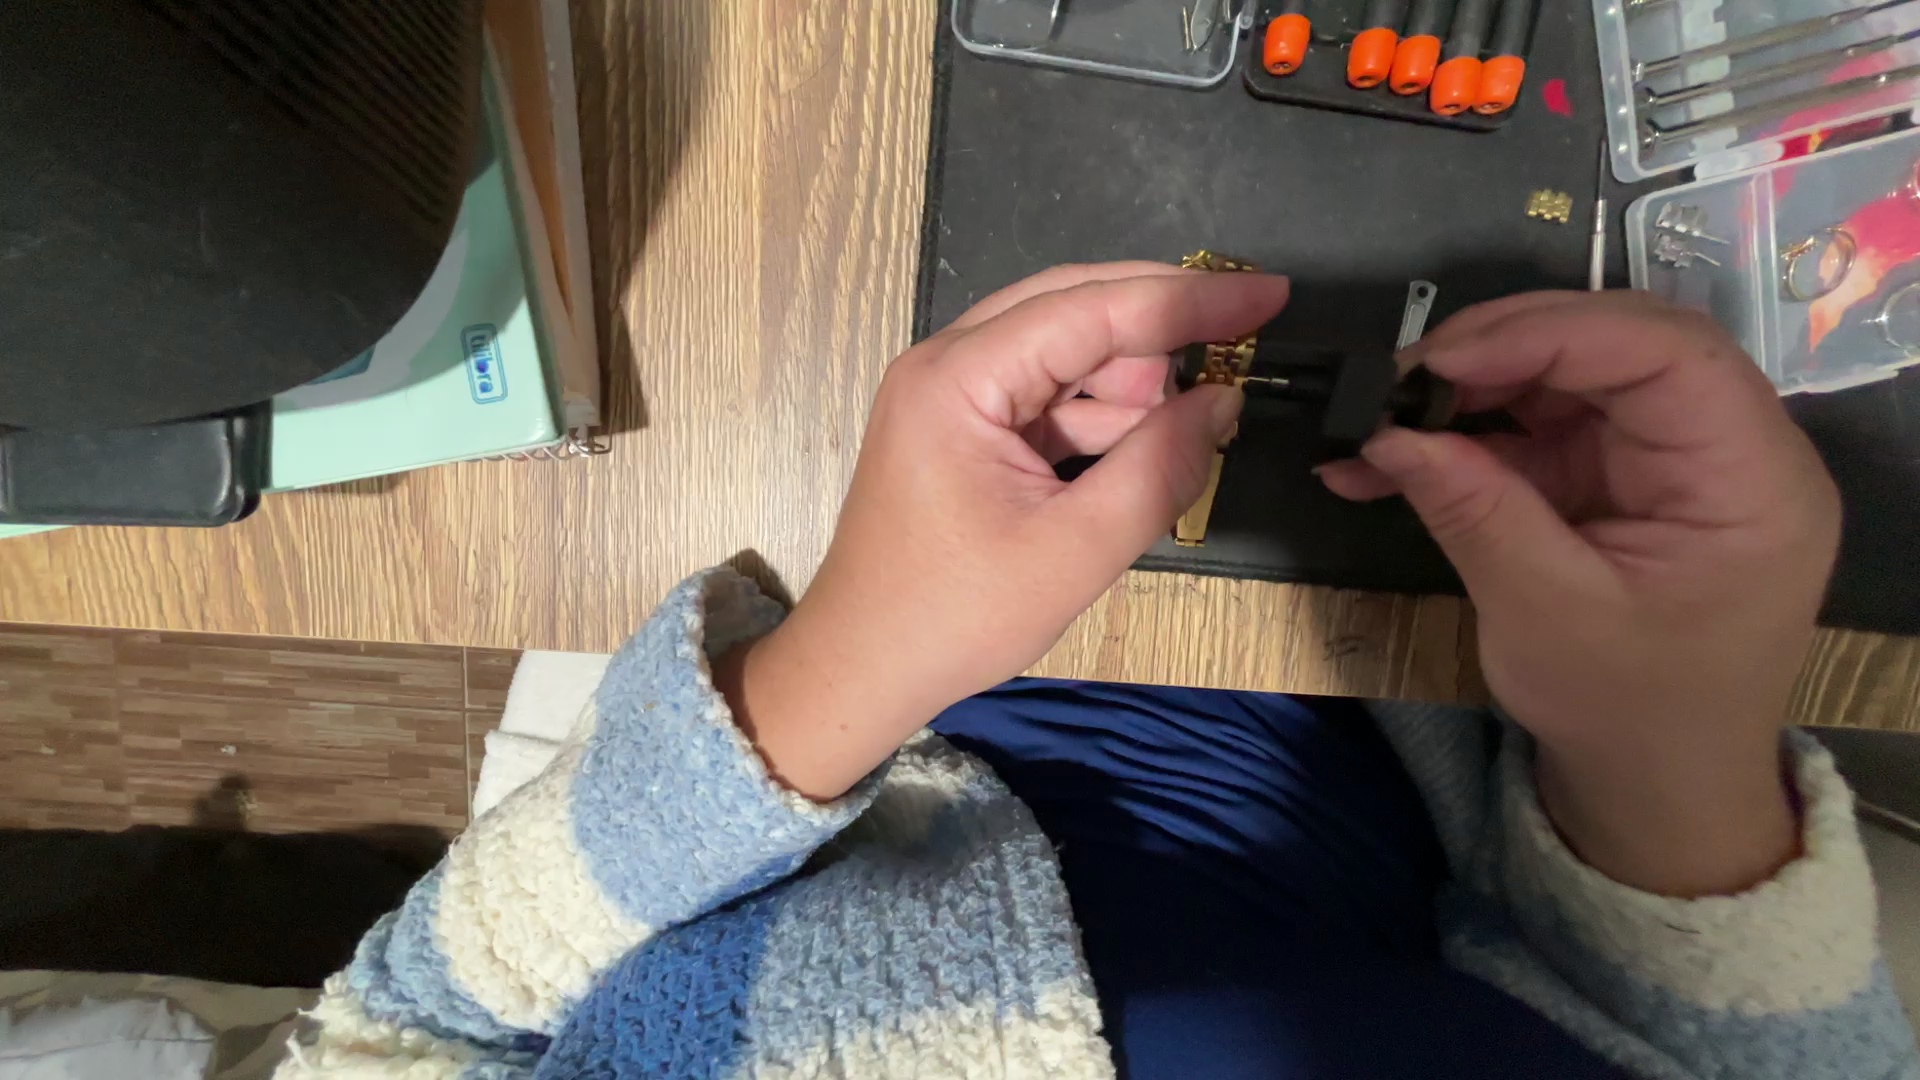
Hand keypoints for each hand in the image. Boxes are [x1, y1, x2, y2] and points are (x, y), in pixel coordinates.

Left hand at [715, 263, 1288, 799]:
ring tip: (1171, 448)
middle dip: (1154, 339)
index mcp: (958, 378)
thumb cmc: (956, 618)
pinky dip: (1091, 421)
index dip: (1189, 300)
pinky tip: (1129, 459)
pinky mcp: (957, 430)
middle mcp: (945, 365)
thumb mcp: (1073, 552)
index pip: (1090, 309)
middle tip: (1231, 367)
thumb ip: (1157, 470)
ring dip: (1124, 391)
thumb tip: (1222, 402)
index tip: (1272, 295)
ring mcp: (946, 396)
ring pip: (1059, 358)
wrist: (862, 665)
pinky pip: (1040, 400)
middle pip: (1070, 313)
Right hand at [1319, 291, 1840, 895]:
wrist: (1646, 766)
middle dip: (1495, 349)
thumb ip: (1471, 509)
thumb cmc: (1621, 701)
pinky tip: (1378, 464)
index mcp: (1743, 477)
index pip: (1663, 355)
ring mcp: (1648, 456)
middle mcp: (1708, 445)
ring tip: (1372, 422)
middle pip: (1611, 346)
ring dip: (1456, 394)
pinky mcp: (1595, 476)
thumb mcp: (1540, 609)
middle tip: (1394, 381)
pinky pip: (1519, 432)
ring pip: (1554, 379)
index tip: (1435, 363)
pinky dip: (1447, 440)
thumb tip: (1385, 434)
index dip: (1546, 337)